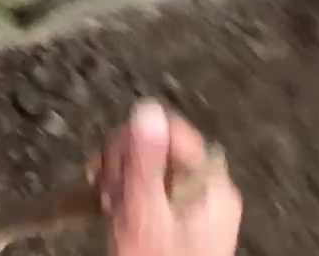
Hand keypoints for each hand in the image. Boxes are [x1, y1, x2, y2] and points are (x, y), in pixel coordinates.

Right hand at [93, 102, 241, 255]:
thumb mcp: (146, 211)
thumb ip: (146, 159)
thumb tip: (147, 107)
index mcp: (209, 181)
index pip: (169, 127)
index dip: (135, 137)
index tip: (113, 160)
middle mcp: (206, 183)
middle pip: (154, 140)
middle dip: (122, 159)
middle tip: (108, 187)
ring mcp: (192, 196)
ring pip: (145, 158)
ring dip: (118, 174)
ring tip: (109, 201)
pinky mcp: (177, 207)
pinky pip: (146, 178)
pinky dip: (124, 186)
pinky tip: (113, 204)